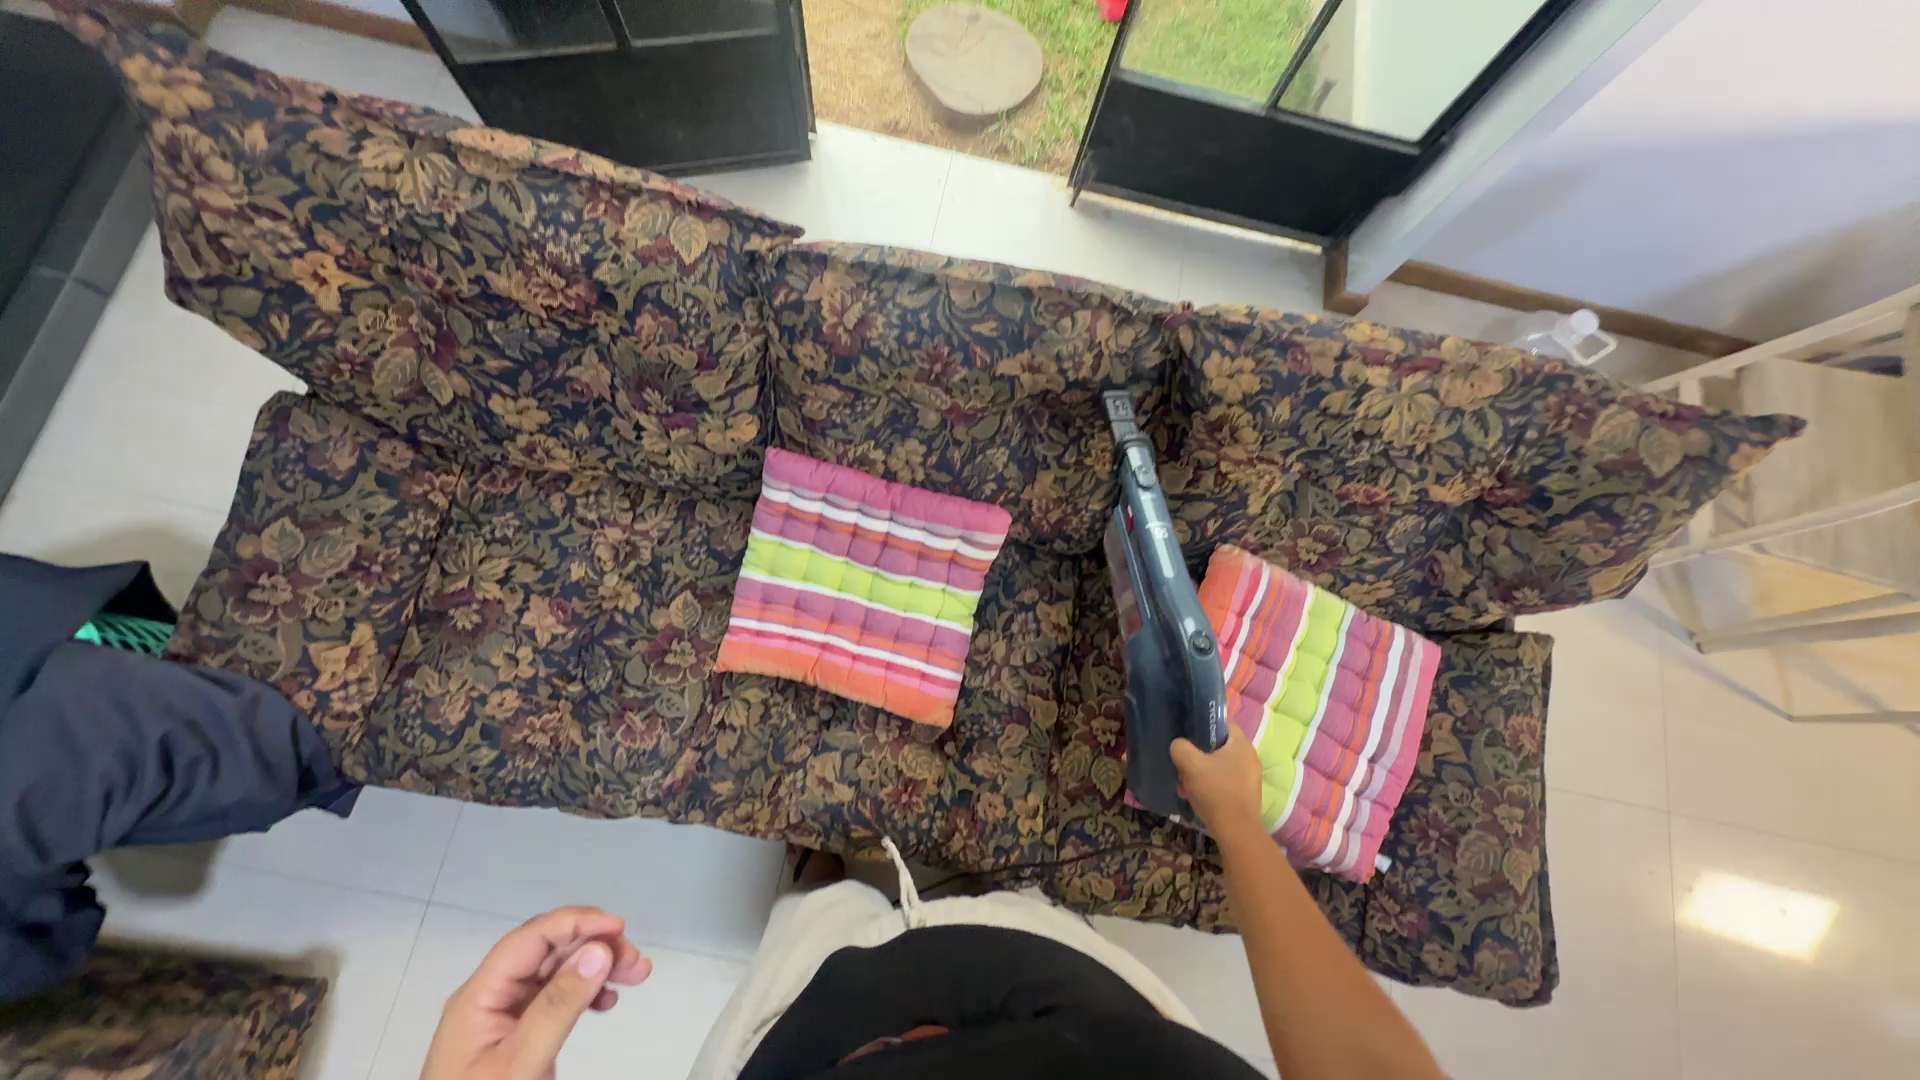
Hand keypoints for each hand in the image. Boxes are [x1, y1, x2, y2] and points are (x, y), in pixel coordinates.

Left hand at [422, 906, 651, 1079]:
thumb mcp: (520, 1065)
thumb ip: (558, 1006)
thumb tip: (599, 950)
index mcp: (480, 995)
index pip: (530, 938)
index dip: (576, 923)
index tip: (619, 928)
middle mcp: (493, 996)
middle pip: (548, 950)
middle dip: (595, 945)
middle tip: (636, 962)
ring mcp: (507, 1016)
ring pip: (558, 970)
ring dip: (598, 966)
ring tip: (636, 975)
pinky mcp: (521, 1034)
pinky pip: (559, 996)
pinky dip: (588, 991)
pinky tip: (608, 1002)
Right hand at [1170, 727, 1264, 842]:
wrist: (1236, 830)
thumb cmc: (1215, 791)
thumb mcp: (1190, 765)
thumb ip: (1180, 748)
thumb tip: (1178, 745)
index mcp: (1241, 744)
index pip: (1222, 722)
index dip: (1203, 724)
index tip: (1187, 733)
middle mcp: (1250, 757)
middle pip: (1219, 746)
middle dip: (1199, 754)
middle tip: (1184, 763)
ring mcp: (1251, 777)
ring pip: (1220, 765)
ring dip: (1202, 771)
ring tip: (1186, 784)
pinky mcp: (1248, 794)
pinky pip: (1226, 781)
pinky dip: (1211, 784)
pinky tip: (1198, 796)